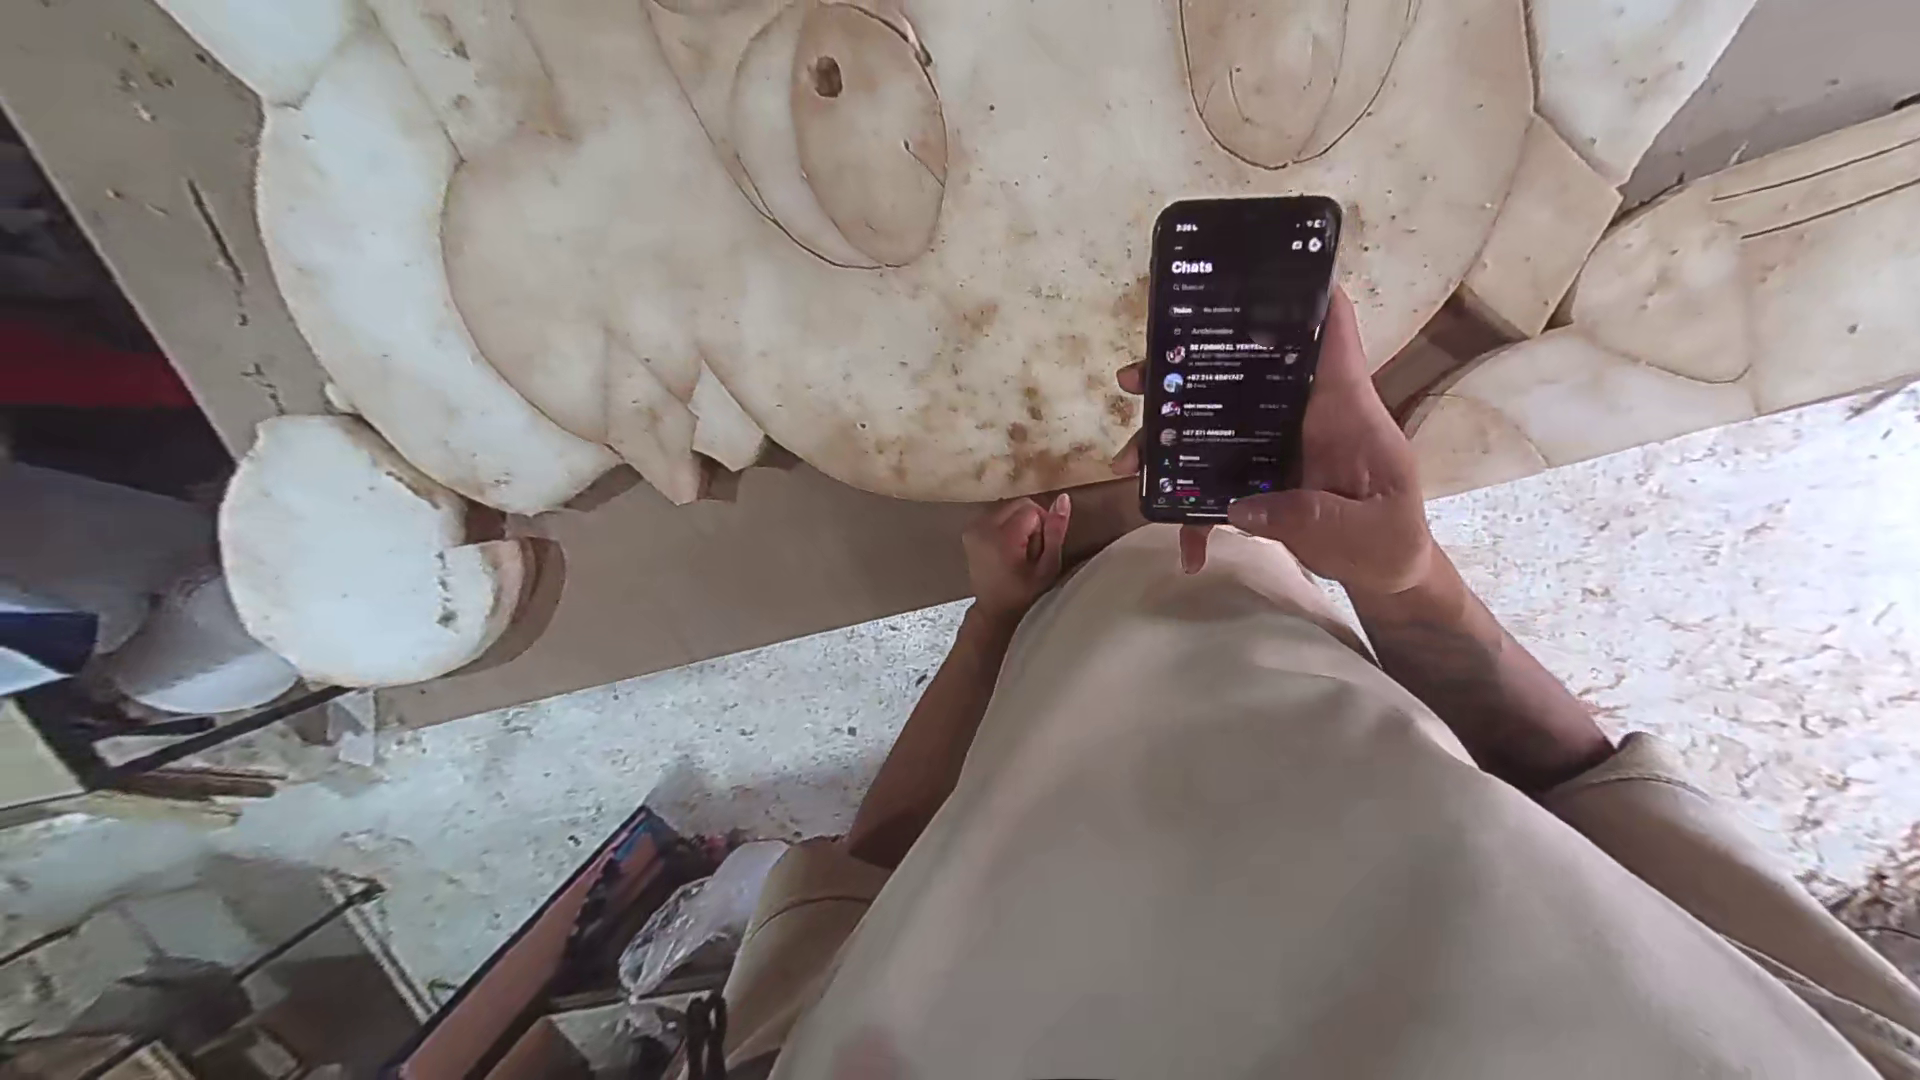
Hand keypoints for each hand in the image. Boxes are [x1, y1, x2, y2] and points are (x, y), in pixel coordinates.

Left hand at [961, 494, 1072, 621]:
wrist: (994, 609)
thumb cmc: (1025, 592)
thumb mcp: (1048, 565)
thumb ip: (1056, 531)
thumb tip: (1063, 497)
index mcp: (1002, 538)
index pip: (1031, 509)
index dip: (1042, 526)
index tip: (1039, 549)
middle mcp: (983, 527)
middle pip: (1019, 503)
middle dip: (1030, 520)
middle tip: (1030, 549)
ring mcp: (972, 528)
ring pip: (1008, 506)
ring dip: (1018, 521)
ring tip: (1018, 549)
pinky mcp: (969, 530)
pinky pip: (996, 514)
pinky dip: (1006, 524)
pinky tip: (1007, 547)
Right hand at [1110, 286, 1435, 593]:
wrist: (1384, 570)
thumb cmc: (1390, 539)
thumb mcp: (1367, 531)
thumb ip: (1312, 516)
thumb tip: (1240, 506)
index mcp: (1338, 408)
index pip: (1328, 332)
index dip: (1298, 294)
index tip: (1242, 280)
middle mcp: (1298, 416)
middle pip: (1239, 373)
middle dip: (1183, 369)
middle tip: (1137, 379)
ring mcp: (1271, 447)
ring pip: (1209, 423)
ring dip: (1164, 436)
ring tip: (1129, 461)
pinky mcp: (1254, 478)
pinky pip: (1211, 482)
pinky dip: (1190, 509)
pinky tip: (1184, 550)